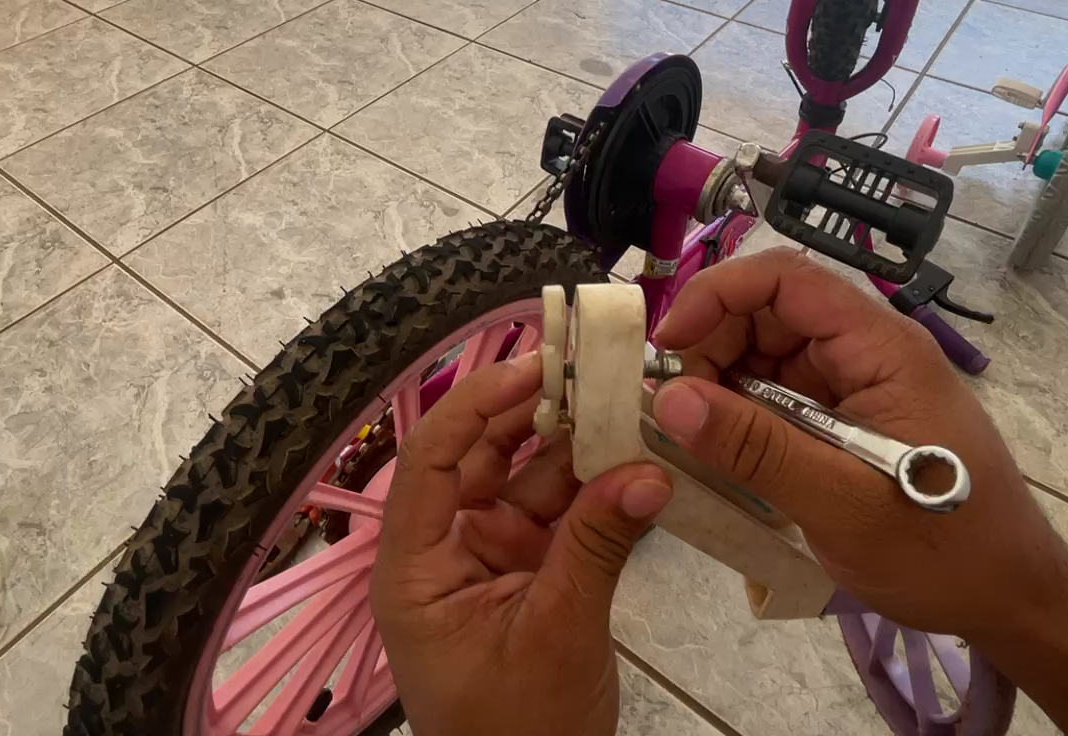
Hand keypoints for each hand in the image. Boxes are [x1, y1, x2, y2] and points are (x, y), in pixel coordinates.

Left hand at [370, 353, 674, 735]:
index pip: (429, 458)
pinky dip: (593, 480)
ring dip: (574, 441)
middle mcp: (448, 543)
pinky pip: (561, 505)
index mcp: (417, 563)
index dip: (475, 404)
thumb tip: (650, 471)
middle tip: (590, 368)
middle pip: (483, 455)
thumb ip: (598, 545)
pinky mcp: (532, 561)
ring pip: (529, 473)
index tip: (533, 368)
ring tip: (622, 400)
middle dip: (535, 411)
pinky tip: (629, 450)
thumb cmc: (520, 734)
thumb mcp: (557, 636)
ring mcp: (493, 549)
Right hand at [649, 248, 1067, 639]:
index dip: (717, 293)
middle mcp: (862, 348)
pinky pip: (772, 390)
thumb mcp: (842, 504)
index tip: (669, 345)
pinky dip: (736, 410)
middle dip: (710, 344)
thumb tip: (668, 399)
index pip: (785, 278)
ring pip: (761, 349)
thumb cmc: (944, 551)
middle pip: (766, 310)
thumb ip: (755, 449)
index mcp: (878, 346)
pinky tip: (720, 446)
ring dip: (717, 379)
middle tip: (675, 405)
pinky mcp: (839, 411)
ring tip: (694, 432)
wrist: (1012, 604)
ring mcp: (851, 379)